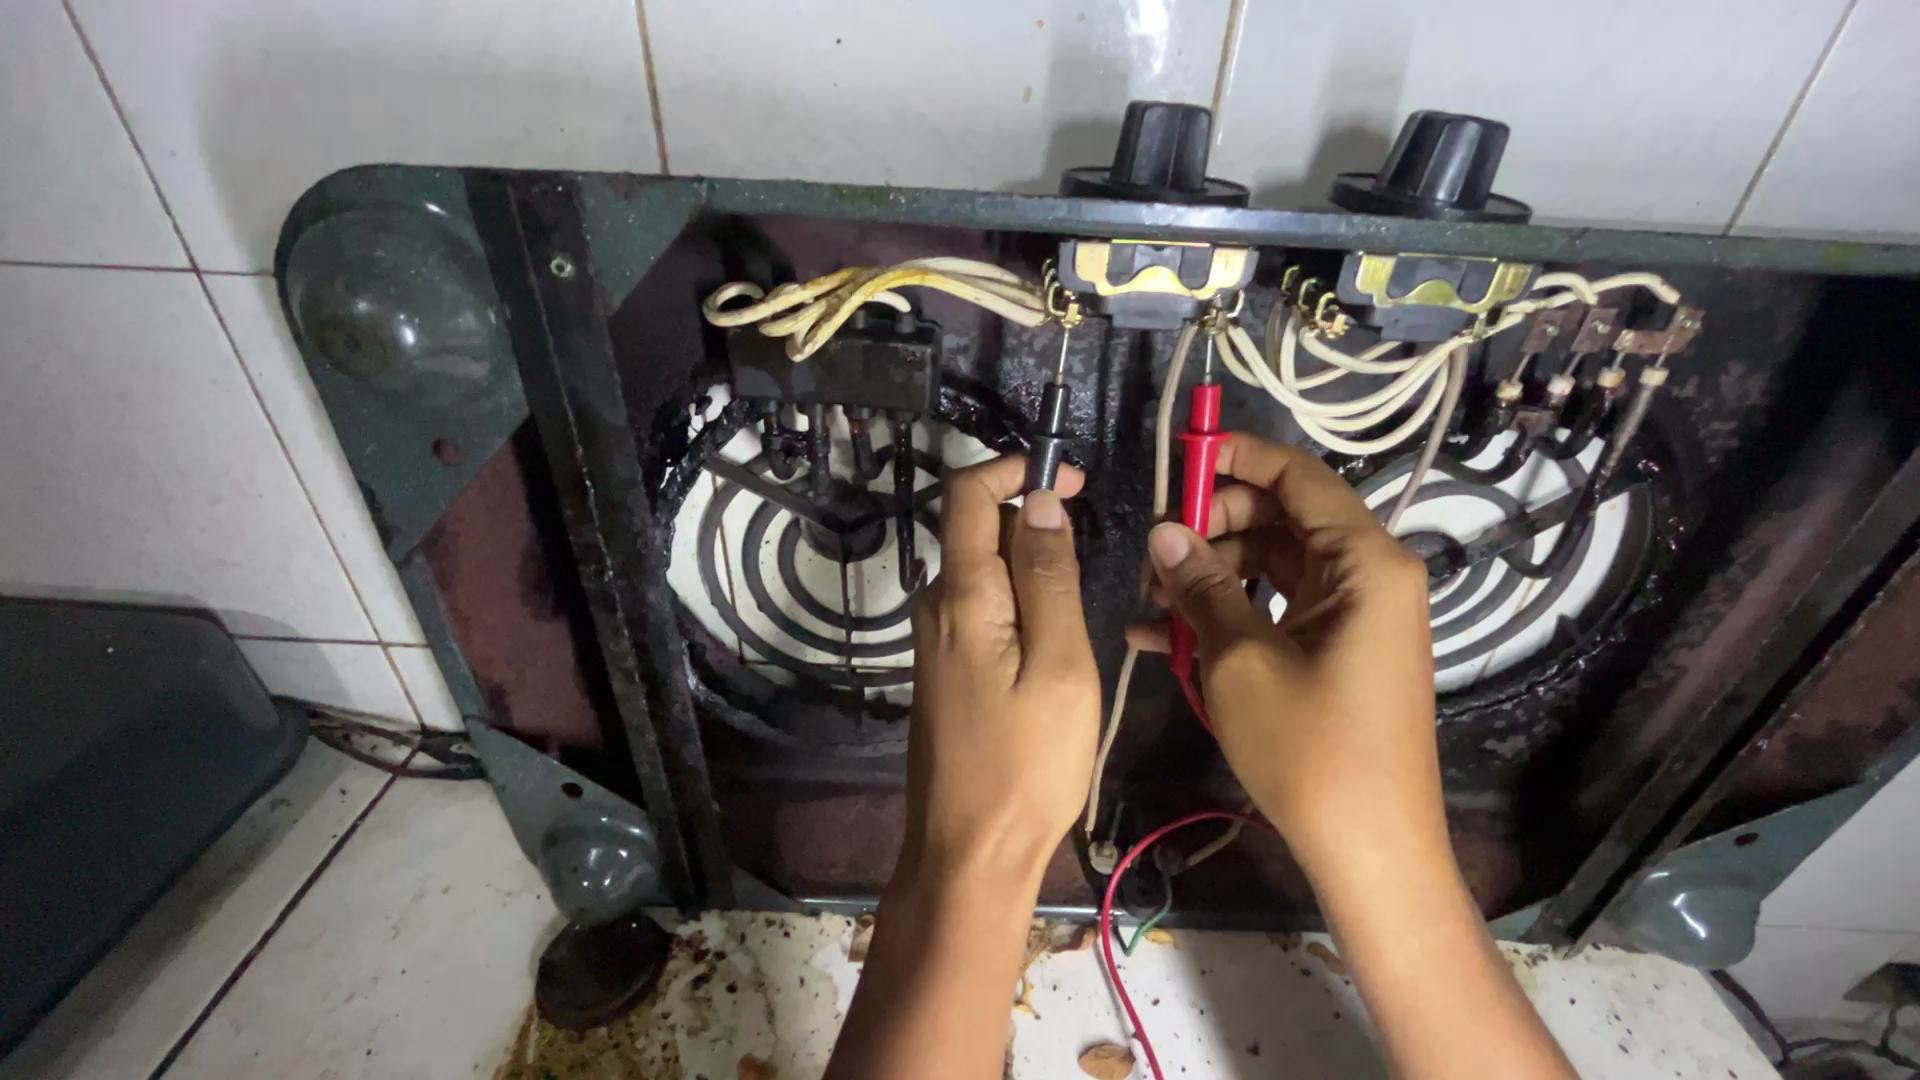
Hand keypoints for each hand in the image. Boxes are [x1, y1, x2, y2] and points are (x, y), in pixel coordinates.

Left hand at [902, 456, 1099, 883]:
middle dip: (1031, 517)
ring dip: (1029, 562)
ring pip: (982, 570)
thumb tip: (1038, 499)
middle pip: (975, 529)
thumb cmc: (1028, 761)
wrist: (972, 850)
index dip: (1015, 469)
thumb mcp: (1058, 663)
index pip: (966, 494)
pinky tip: (1054, 636)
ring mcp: (936, 639)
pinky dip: (1018, 598)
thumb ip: (1047, 577)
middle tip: (1094, 548)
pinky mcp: (946, 668)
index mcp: (960, 596)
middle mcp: (935, 606)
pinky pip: (981, 607)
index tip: (1071, 477)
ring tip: (1083, 597)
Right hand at [1127, 433, 1440, 871]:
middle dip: (1212, 526)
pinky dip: (1224, 614)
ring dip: (1207, 575)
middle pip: (1281, 519)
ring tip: (1149, 603)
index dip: (1238, 457)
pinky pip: (1272, 609)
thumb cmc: (1310, 749)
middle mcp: (1366, 576)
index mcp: (1365, 563)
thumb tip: (1164, 531)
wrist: (1367, 849)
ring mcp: (1349, 615)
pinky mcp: (1331, 648)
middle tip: (1156, 550)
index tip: (1179, 456)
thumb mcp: (1239, 659)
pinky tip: (1158, 637)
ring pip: (1269, 565)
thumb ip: (1201, 584)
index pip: (1300, 478)